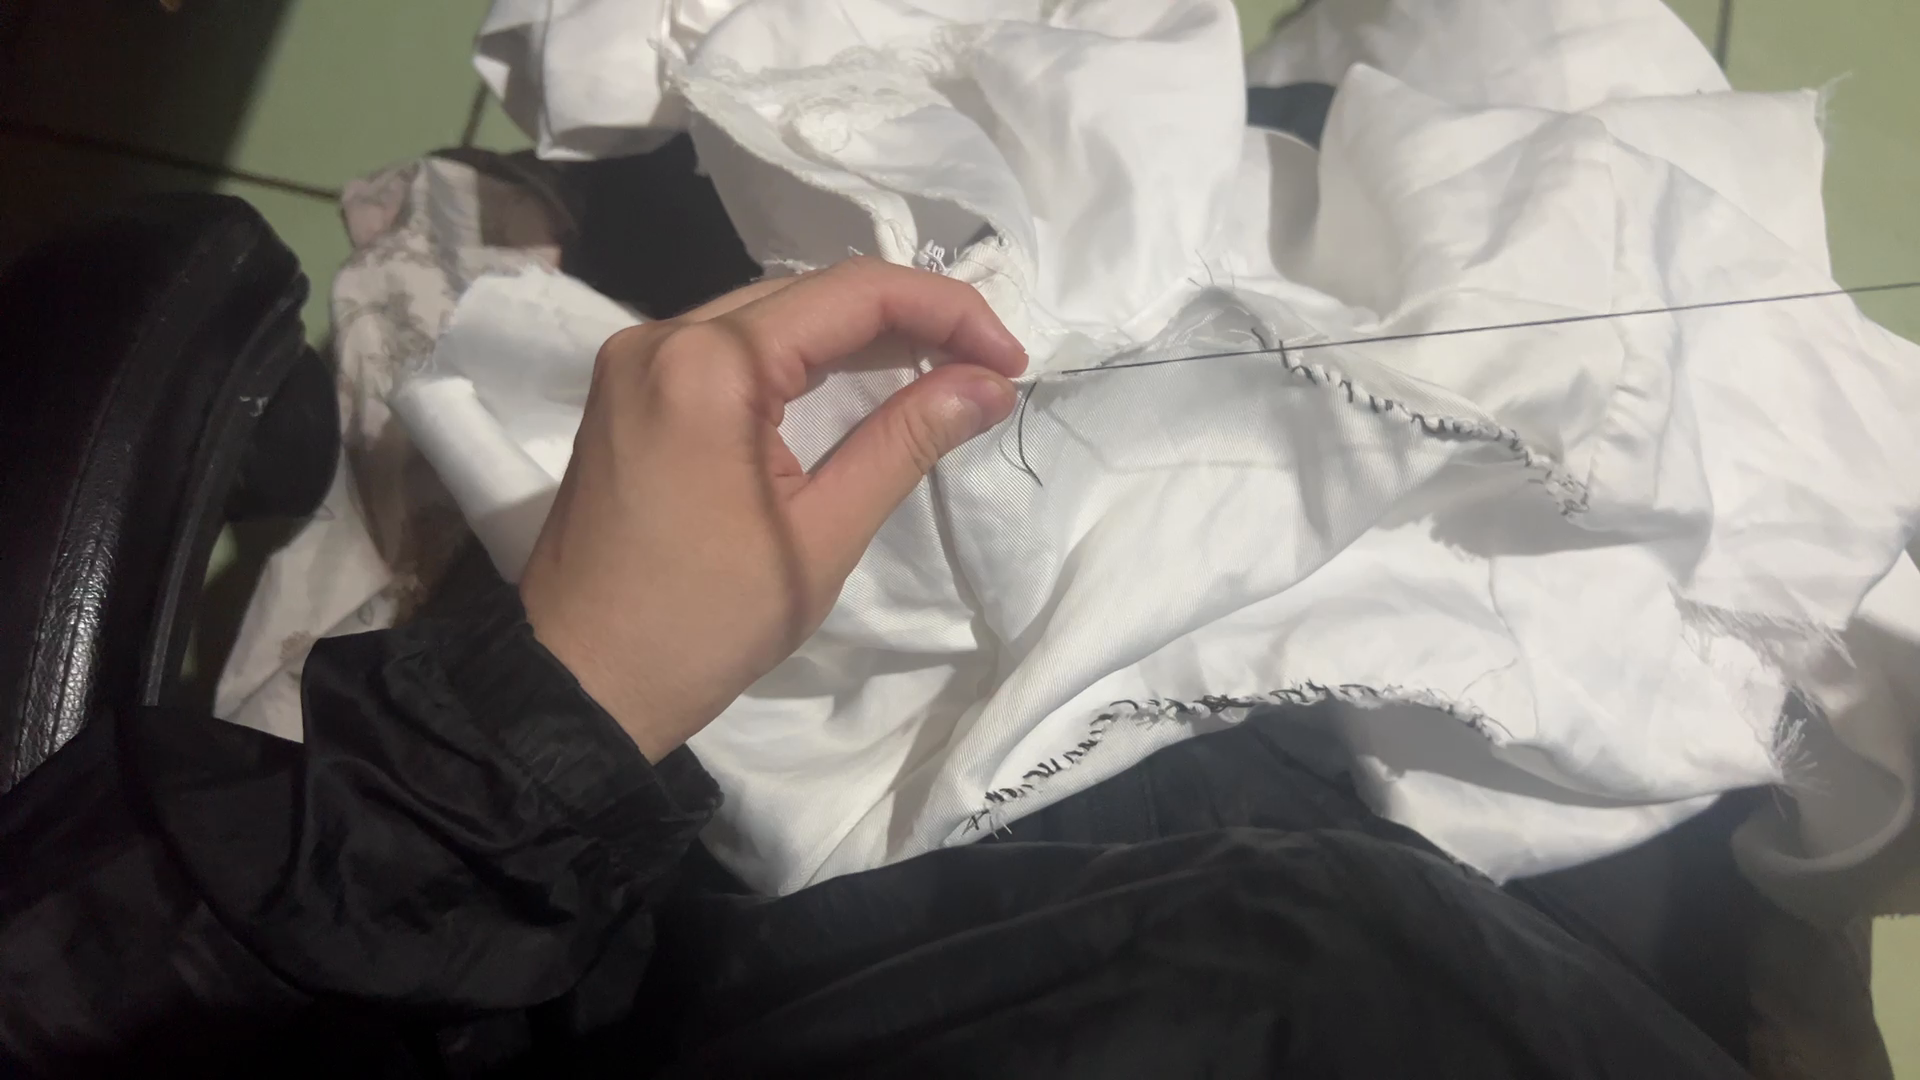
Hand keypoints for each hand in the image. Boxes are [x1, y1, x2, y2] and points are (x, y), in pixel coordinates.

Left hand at [518, 258, 1027, 760]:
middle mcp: (665, 335)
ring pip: (776, 317)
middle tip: (982, 367)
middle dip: (912, 320)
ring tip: (939, 370)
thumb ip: (907, 442)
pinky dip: (808, 360)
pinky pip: (738, 349)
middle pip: (814, 294)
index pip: (854, 295)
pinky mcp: (635, 388)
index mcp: (710, 365)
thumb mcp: (824, 535)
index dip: (948, 312)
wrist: (583, 682)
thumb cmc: (706, 623)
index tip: (1009, 360)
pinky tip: (856, 385)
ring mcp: (640, 358)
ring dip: (862, 338)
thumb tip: (990, 386)